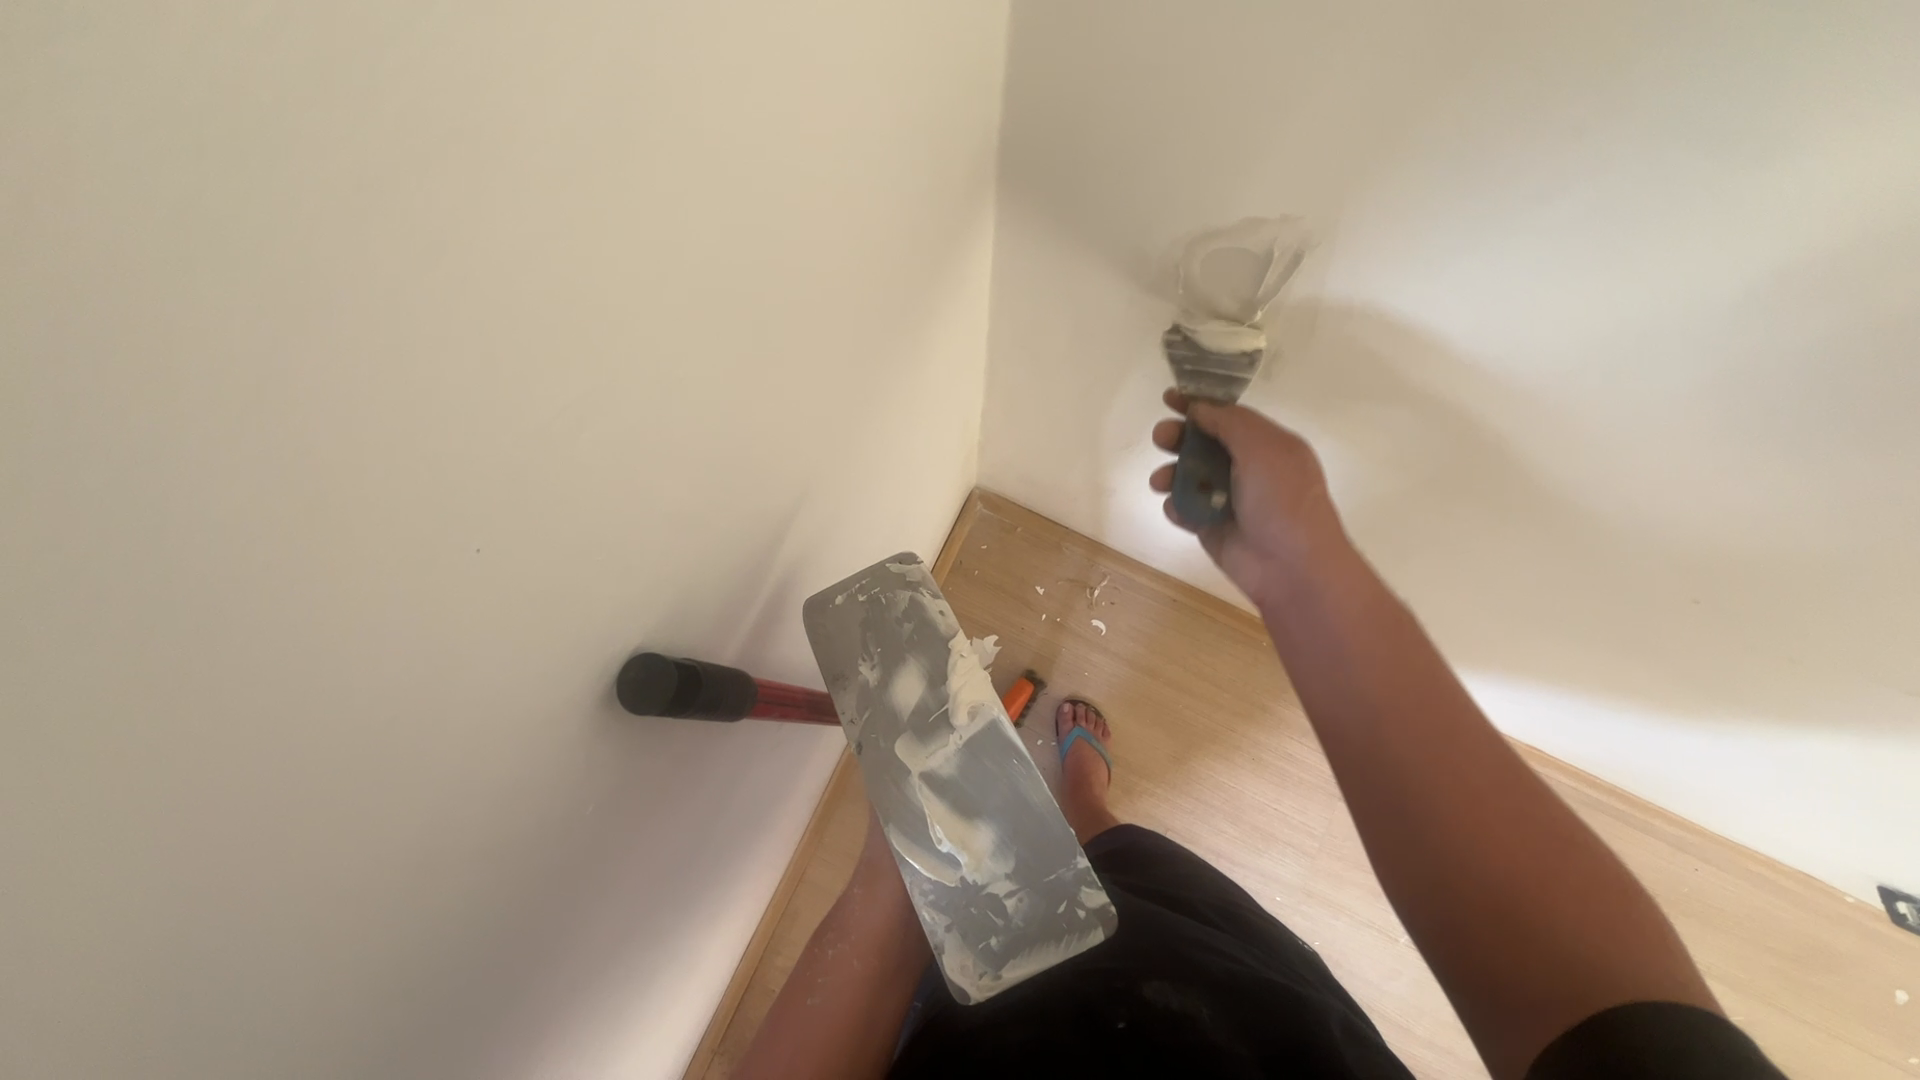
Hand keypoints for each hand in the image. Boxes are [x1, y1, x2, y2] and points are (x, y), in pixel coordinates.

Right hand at [1150, 389, 1351, 609]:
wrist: (1291, 566)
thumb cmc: (1283, 500)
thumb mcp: (1263, 447)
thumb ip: (1229, 422)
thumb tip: (1200, 408)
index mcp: (1266, 445)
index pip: (1228, 416)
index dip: (1199, 404)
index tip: (1170, 398)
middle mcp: (1246, 468)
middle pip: (1203, 443)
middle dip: (1179, 437)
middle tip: (1162, 438)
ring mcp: (1227, 498)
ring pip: (1188, 475)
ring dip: (1170, 473)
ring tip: (1161, 481)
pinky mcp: (1210, 526)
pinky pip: (1185, 508)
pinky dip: (1177, 506)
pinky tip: (1179, 510)